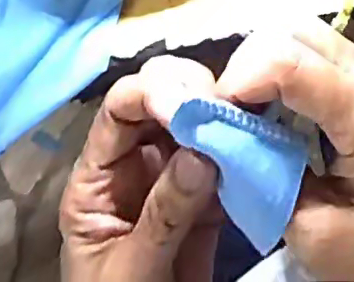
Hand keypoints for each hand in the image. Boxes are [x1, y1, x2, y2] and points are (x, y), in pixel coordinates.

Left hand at [60, 57, 223, 281]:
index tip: (188, 102)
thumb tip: (200, 152)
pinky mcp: (206, 194)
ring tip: (244, 116)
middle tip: (224, 104)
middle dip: (190, 90)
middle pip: (158, 98)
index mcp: (98, 175)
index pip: (118, 109)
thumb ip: (161, 216)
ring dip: (219, 111)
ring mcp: (171, 173)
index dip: (150, 92)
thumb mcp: (129, 276)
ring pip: (194, 118)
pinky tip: (255, 140)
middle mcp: (135, 161)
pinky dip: (240, 144)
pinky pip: (223, 155)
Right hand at [216, 22, 353, 281]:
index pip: (288, 61)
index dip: (239, 80)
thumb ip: (263, 178)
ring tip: (247, 110)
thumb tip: (218, 137)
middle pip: (288, 32)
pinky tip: (272, 106)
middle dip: (246, 66)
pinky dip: (278, 67)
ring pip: (295, 30)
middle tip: (228, 114)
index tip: (214, 116)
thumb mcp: (313, 234)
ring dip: (261, 63)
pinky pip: (307, 45)